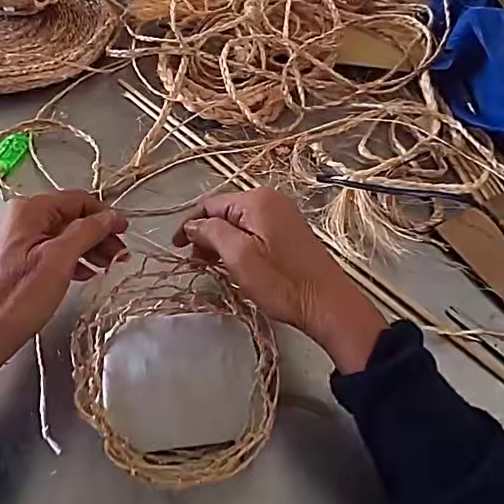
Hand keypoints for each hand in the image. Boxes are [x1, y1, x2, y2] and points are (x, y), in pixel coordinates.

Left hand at [0, 192, 127, 386]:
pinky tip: (84, 274)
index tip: (126, 232)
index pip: (78, 200)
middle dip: (98, 234)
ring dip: (87, 248)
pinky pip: (48, 250)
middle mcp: (18, 219)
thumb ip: (87, 232)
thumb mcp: (58, 262)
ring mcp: (13, 239)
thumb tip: (111, 216)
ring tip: (106, 267)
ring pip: (61, 235)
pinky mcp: (11, 260)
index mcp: (28, 211)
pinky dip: (70, 259)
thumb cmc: (17, 300)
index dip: (105, 215)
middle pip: (70, 217)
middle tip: (120, 256)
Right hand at [174, 189, 385, 372]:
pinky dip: (238, 247)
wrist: (326, 303)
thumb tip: (193, 224)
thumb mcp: (239, 256)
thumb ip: (212, 233)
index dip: (190, 225)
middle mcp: (271, 200)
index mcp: (258, 200)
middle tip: (195, 263)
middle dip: (206, 236)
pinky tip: (234, 266)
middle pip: (225, 213)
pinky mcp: (289, 233)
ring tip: (212, 268)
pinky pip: (254, 232)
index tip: (176, 248)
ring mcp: (283, 216)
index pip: (211, 204)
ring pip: (239, 224)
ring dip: (221, 243)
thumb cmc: (282, 281)